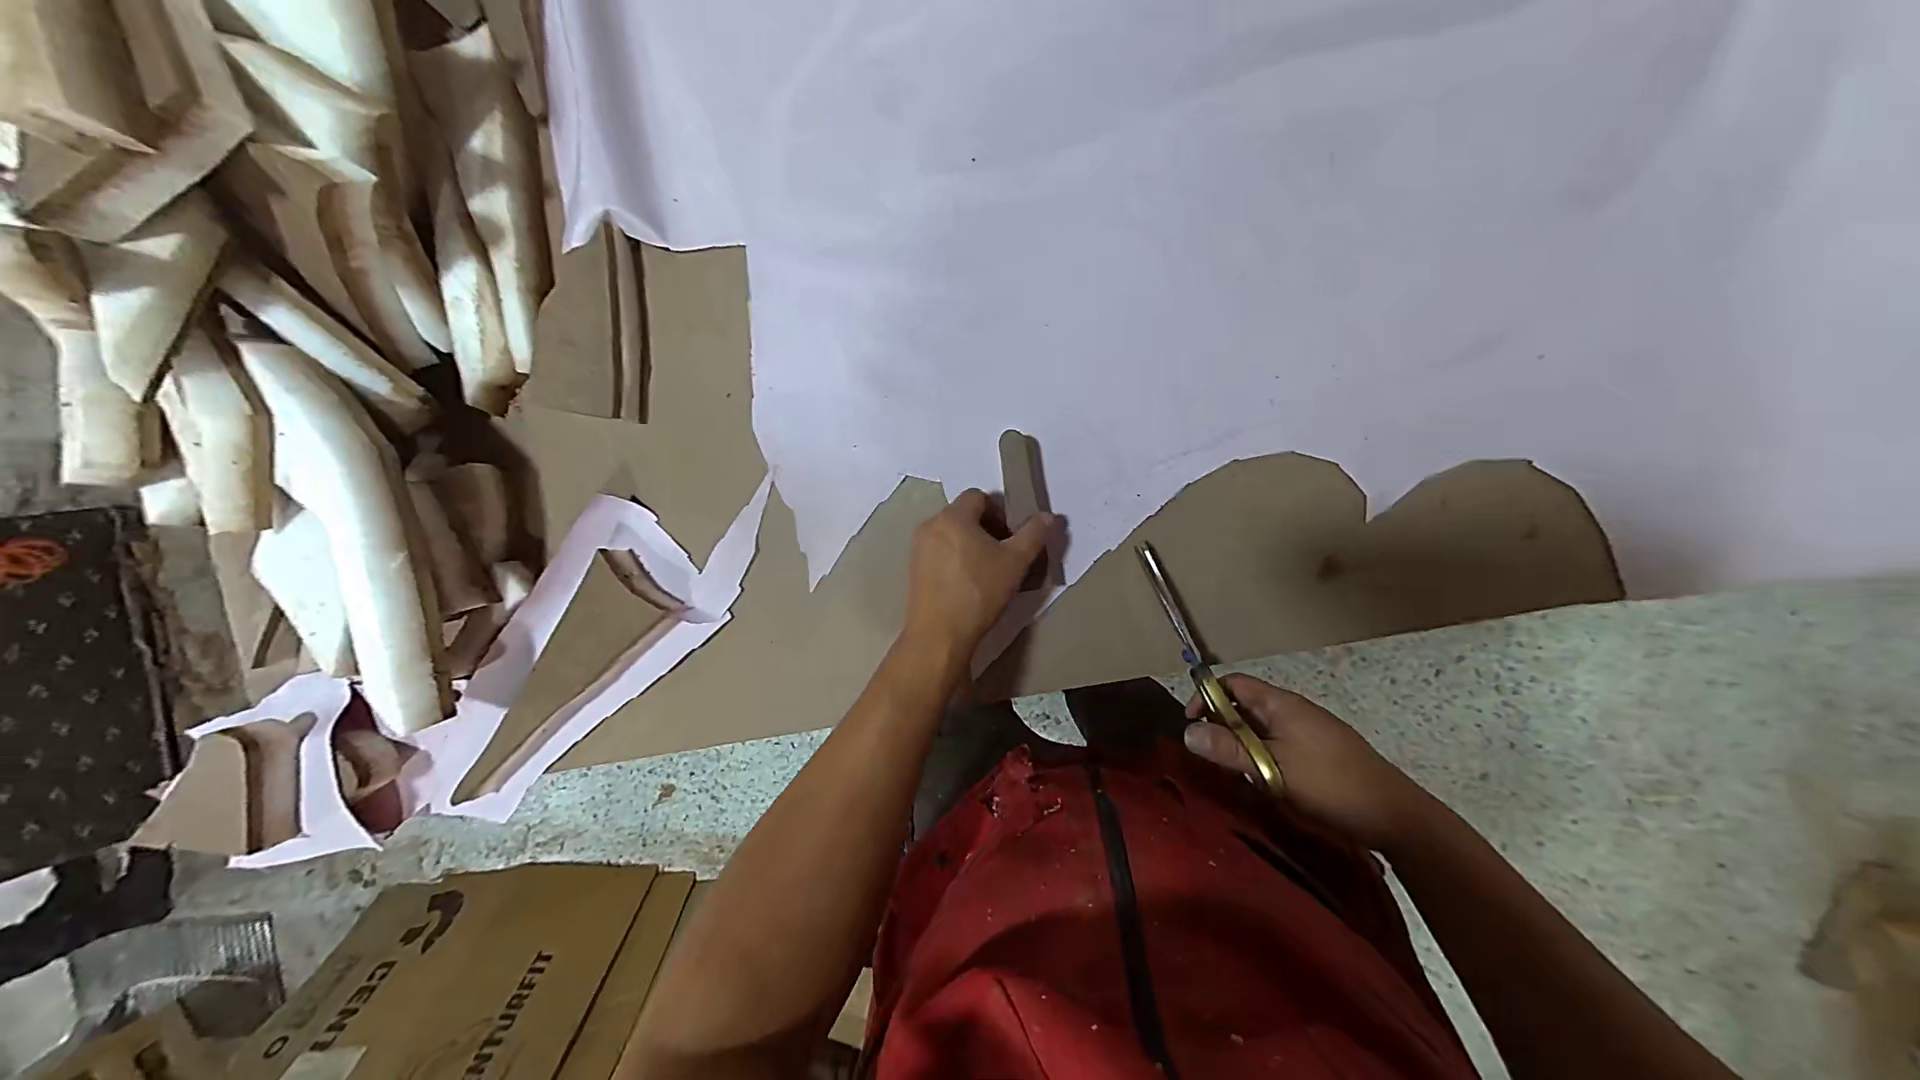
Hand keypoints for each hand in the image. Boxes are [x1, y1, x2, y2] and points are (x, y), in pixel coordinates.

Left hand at [900, 489, 1055, 660]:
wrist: (939, 635)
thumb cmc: (979, 593)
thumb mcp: (1016, 563)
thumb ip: (1034, 534)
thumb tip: (1048, 516)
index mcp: (952, 517)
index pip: (978, 496)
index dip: (1000, 511)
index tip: (1012, 536)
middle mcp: (930, 526)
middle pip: (963, 514)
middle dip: (986, 528)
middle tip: (1004, 553)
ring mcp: (917, 549)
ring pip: (950, 535)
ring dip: (970, 544)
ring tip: (987, 570)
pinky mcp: (913, 570)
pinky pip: (938, 553)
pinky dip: (954, 559)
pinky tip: (968, 584)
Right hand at [1184, 674, 1431, 850]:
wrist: (1397, 816)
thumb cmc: (1328, 785)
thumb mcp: (1270, 768)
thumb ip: (1229, 749)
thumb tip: (1187, 731)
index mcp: (1281, 704)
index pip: (1233, 683)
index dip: (1207, 697)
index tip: (1193, 726)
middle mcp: (1295, 710)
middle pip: (1246, 705)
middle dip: (1222, 725)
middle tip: (1210, 754)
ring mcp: (1312, 731)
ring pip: (1263, 727)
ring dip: (1243, 743)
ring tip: (1234, 771)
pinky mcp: (1323, 753)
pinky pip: (1280, 743)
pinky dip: (1263, 755)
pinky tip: (1264, 782)